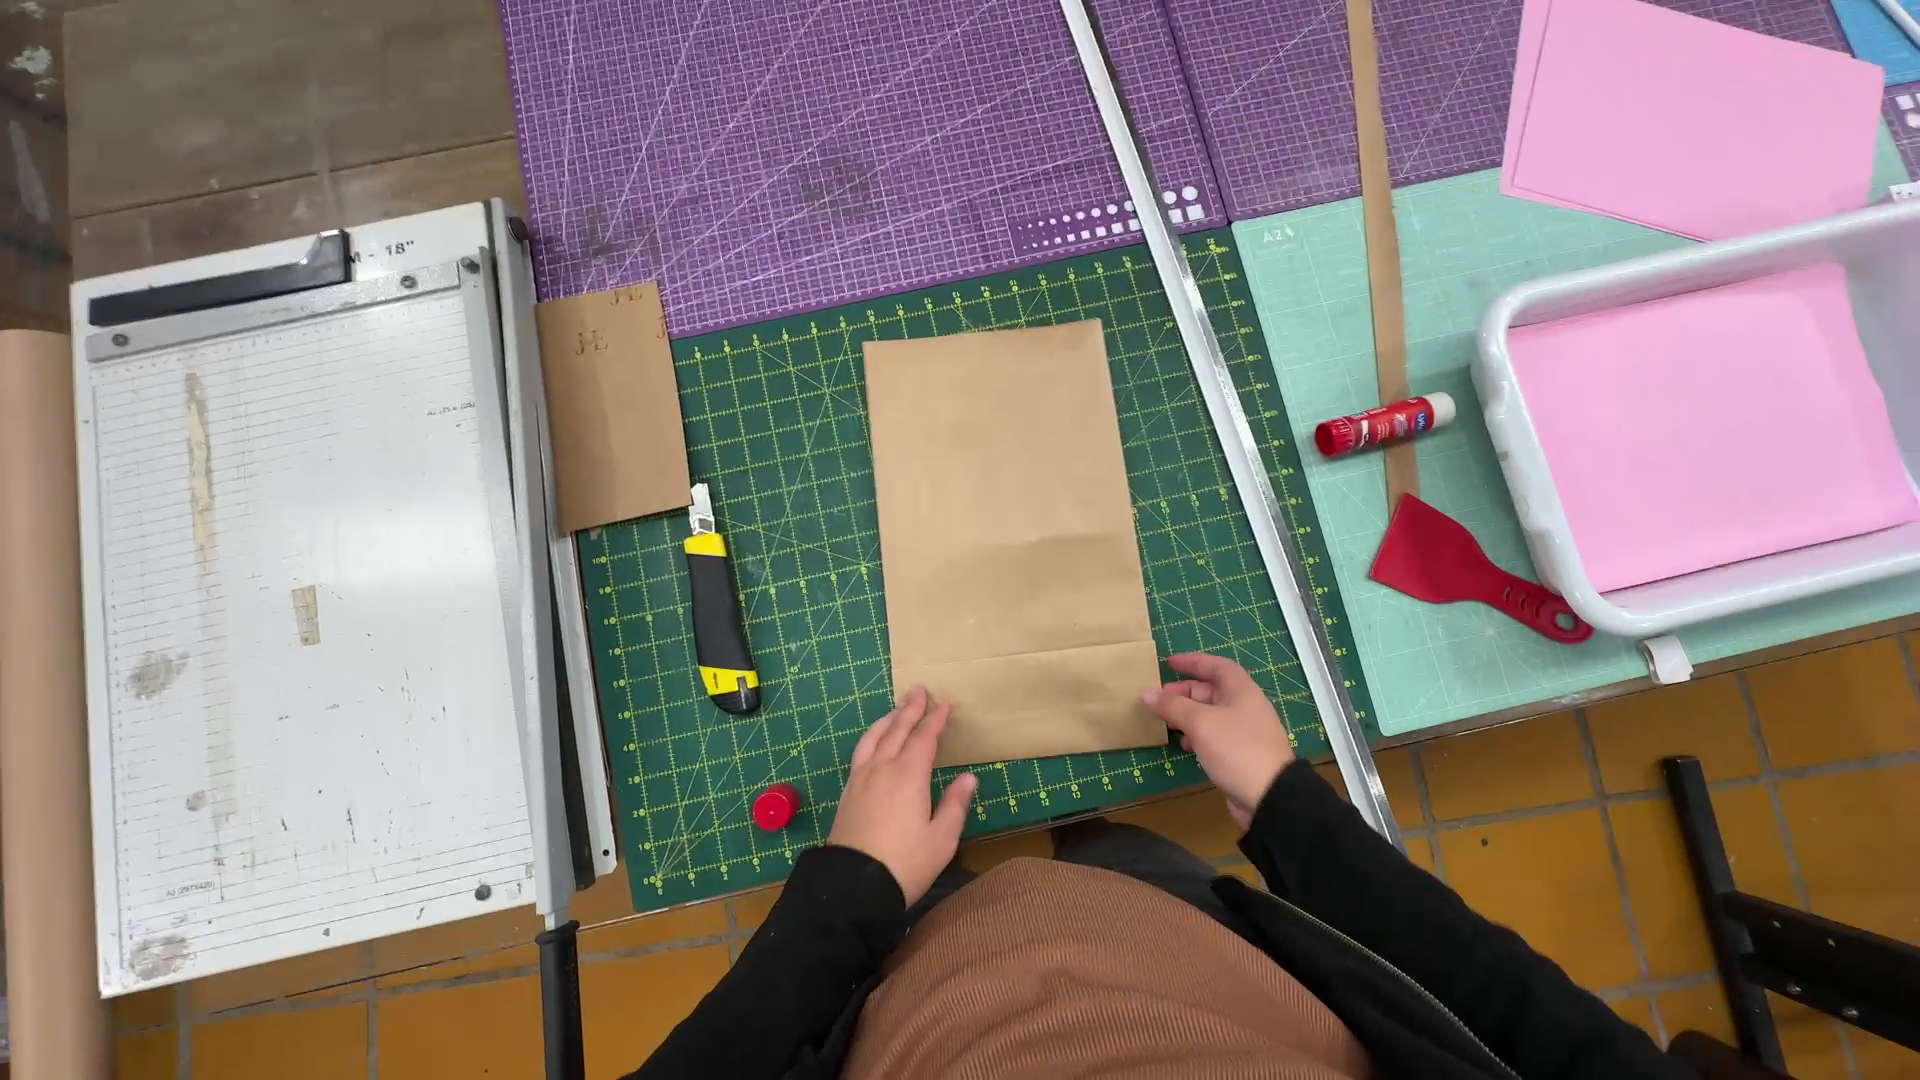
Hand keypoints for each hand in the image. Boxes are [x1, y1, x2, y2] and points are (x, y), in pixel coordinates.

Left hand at [827, 687, 978, 904]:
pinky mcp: (848, 792)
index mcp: (909, 776)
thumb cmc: (905, 864)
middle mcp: (882, 769)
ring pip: (874, 737)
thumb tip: (969, 777)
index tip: (945, 705)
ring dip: (888, 719)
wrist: (852, 887)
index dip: (936, 720)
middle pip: (897, 730)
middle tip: (919, 691)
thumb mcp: (941, 839)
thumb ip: (955, 805)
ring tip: (896, 710)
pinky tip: (874, 742)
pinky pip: (861, 751)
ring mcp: (860, 779)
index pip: (924, 738)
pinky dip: (872, 737)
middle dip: (910, 709)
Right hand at [1142, 652, 1295, 829]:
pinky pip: (1212, 734)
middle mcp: (1244, 706)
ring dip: (1186, 714)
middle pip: (1211, 690)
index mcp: (1241, 691)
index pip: (1216, 666)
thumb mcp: (1200, 722)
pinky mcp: (1238, 752)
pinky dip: (1195, 734)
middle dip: (1183, 691)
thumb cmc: (1236, 748)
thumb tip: (1147, 694)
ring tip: (1165, 721)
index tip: (1169, 663)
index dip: (1193, 661)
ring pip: (1209, 714)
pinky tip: (1183, 744)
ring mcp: (1242, 731)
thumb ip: (1173, 706)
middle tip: (1159, 698)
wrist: (1268, 796)